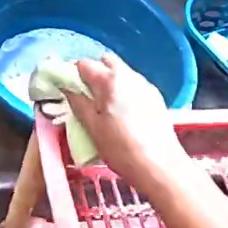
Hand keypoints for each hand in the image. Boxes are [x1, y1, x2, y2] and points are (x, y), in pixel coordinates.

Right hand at [66, 55, 194, 189]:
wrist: (160, 166)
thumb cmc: (121, 149)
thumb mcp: (92, 128)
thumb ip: (77, 103)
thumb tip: (66, 87)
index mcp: (109, 81)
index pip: (83, 64)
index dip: (73, 75)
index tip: (70, 90)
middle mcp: (129, 75)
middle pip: (106, 61)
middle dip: (94, 72)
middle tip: (88, 96)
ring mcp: (145, 84)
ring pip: (122, 72)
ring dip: (110, 81)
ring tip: (106, 107)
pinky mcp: (156, 96)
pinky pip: (134, 84)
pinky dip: (125, 90)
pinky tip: (125, 113)